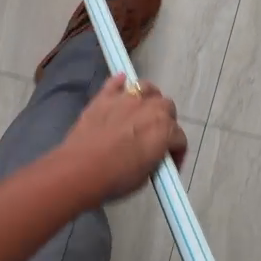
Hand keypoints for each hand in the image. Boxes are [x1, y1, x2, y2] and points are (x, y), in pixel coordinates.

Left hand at [58, 74, 186, 203]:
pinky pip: (115, 83)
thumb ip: (155, 159)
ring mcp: (125, 99)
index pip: (179, 138)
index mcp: (165, 130)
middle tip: (156, 135)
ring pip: (145, 88)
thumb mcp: (146, 176)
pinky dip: (120, 83)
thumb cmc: (117, 178)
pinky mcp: (103, 98)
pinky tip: (121, 84)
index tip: (168, 162)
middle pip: (166, 107)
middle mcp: (150, 109)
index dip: (176, 152)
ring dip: (148, 97)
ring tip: (143, 108)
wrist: (81, 169)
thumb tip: (153, 155)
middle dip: (165, 120)